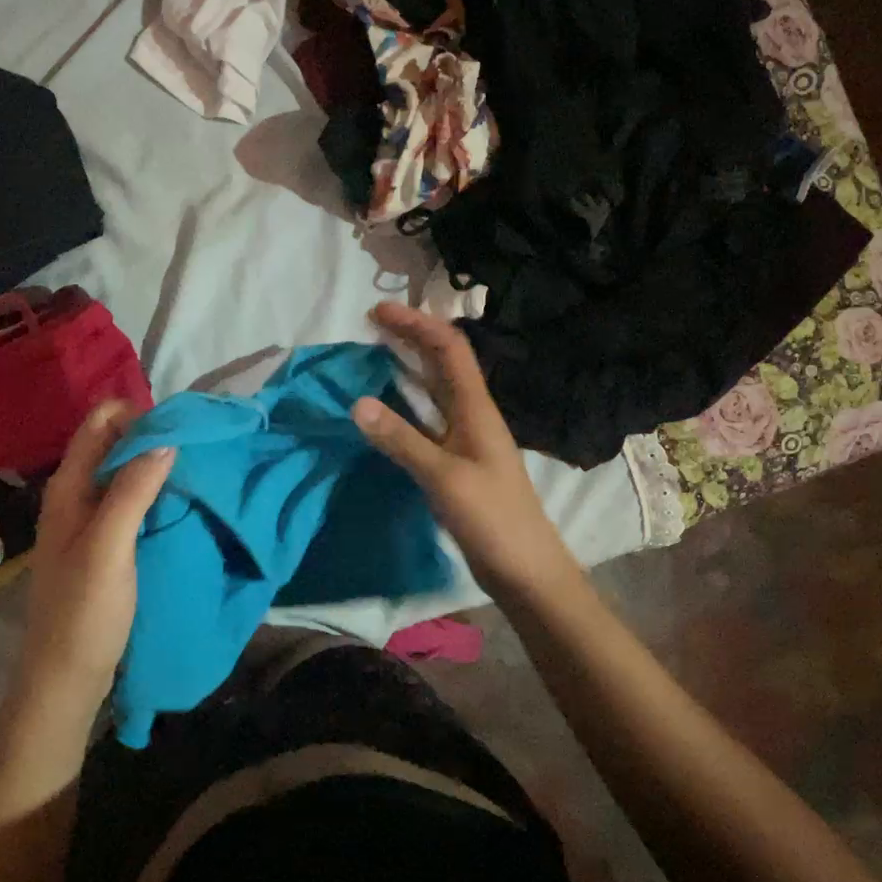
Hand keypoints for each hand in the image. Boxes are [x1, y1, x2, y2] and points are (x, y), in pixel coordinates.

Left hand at [20, 401, 173, 702]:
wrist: (67, 674)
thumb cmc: (85, 611)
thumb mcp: (109, 546)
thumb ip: (133, 491)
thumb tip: (165, 438)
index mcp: (68, 487)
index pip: (99, 422)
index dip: (138, 415)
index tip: (181, 428)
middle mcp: (75, 496)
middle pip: (113, 444)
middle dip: (152, 436)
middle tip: (197, 448)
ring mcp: (88, 521)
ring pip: (124, 473)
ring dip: (155, 466)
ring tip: (197, 470)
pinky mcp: (104, 545)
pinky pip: (130, 502)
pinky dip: (154, 494)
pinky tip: (181, 503)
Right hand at [352, 302, 576, 596]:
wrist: (524, 567)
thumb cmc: (491, 519)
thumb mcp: (443, 477)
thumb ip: (401, 440)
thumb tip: (357, 402)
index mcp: (476, 410)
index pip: (449, 349)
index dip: (416, 324)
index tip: (377, 313)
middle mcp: (472, 416)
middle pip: (442, 364)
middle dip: (410, 339)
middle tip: (369, 327)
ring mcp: (464, 441)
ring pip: (434, 393)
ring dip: (406, 371)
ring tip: (370, 359)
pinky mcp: (456, 465)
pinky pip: (426, 423)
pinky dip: (403, 409)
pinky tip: (382, 416)